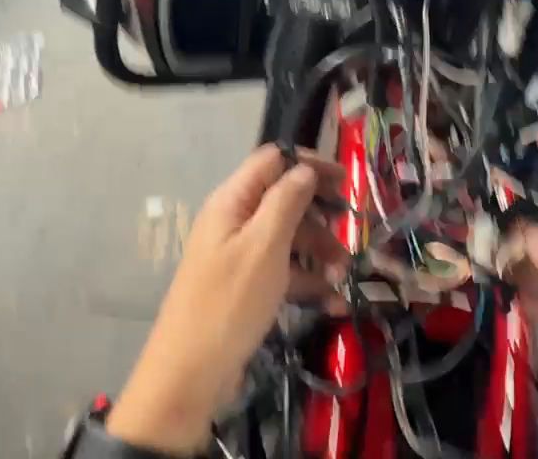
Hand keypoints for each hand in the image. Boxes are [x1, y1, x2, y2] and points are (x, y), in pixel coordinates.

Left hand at [108, 145, 344, 454]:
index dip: (308, 163)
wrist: (188, 377)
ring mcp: (239, 255)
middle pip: (284, 199)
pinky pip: (283, 271)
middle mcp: (234, 220)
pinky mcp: (246, 287)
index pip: (273, 160)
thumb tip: (304, 170)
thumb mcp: (264, 246)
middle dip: (320, 216)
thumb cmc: (229, 303)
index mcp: (232, 201)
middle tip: (349, 234)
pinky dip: (307, 282)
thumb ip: (287, 201)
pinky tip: (333, 303)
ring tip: (343, 276)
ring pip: (288, 237)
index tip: (346, 180)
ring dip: (319, 252)